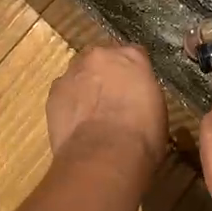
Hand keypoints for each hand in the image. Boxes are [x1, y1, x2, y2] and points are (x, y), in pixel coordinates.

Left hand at [45, 45, 167, 171]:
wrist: (104, 155)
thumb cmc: (142, 137)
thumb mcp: (156, 109)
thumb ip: (142, 91)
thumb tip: (133, 96)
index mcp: (131, 57)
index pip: (134, 55)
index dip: (133, 73)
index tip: (134, 89)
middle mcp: (100, 56)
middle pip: (102, 59)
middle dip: (105, 75)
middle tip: (111, 101)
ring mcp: (74, 71)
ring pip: (79, 74)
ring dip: (85, 88)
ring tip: (91, 116)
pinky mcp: (54, 90)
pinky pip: (64, 92)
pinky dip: (69, 104)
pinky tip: (77, 124)